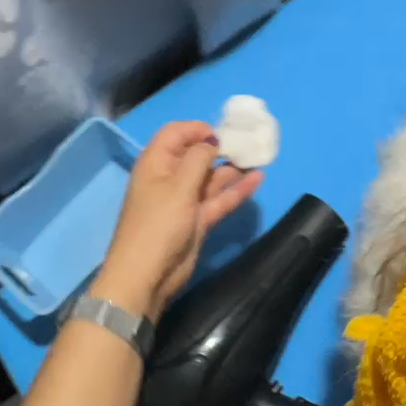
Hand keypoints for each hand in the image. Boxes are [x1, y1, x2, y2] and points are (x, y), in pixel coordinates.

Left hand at [91, 120, 262, 318]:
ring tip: (258, 158)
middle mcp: (170, 177)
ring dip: (232, 168)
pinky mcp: (198, 219)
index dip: (196, 129)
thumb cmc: (158, 224)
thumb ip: (198, 159)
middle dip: (220, 148)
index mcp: (156, 163)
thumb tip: (212, 141)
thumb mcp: (178, 186)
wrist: (147, 276)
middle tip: (247, 144)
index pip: (175, 133)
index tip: (221, 134)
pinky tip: (257, 179)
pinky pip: (219, 198)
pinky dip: (236, 189)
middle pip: (196, 154)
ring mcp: (185, 200)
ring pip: (211, 177)